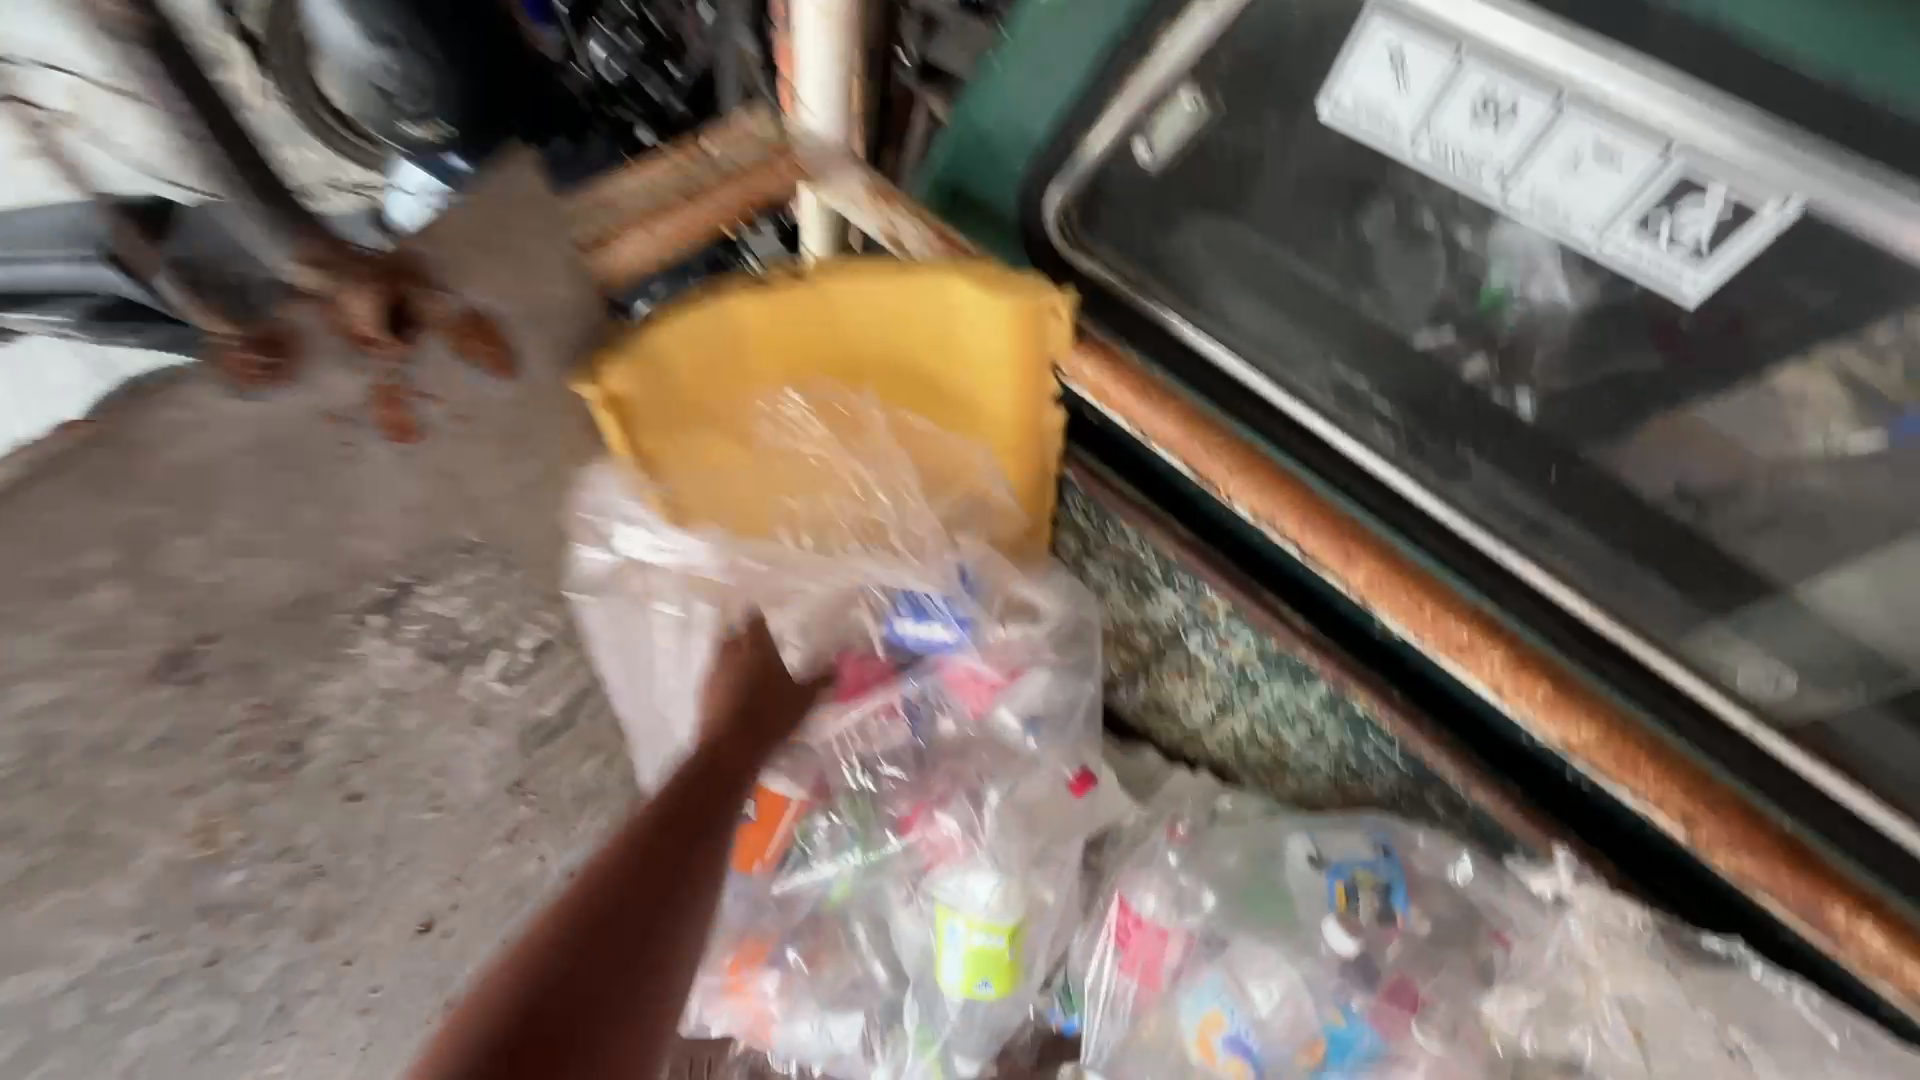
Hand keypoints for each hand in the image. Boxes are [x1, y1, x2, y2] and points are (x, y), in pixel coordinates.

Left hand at [700, 614, 831, 759]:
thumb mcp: (804, 699)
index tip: (760, 613)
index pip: (754, 620)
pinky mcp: (703, 690)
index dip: (756, 616)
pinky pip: (714, 672)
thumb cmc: (771, 716)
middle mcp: (733, 653)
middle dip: (741, 631)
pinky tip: (732, 684)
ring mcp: (715, 671)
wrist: (731, 746)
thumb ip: (821, 680)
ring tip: (742, 658)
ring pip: (720, 650)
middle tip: (752, 636)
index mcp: (758, 648)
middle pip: (732, 632)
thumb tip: (840, 666)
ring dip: (730, 650)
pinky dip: (723, 673)